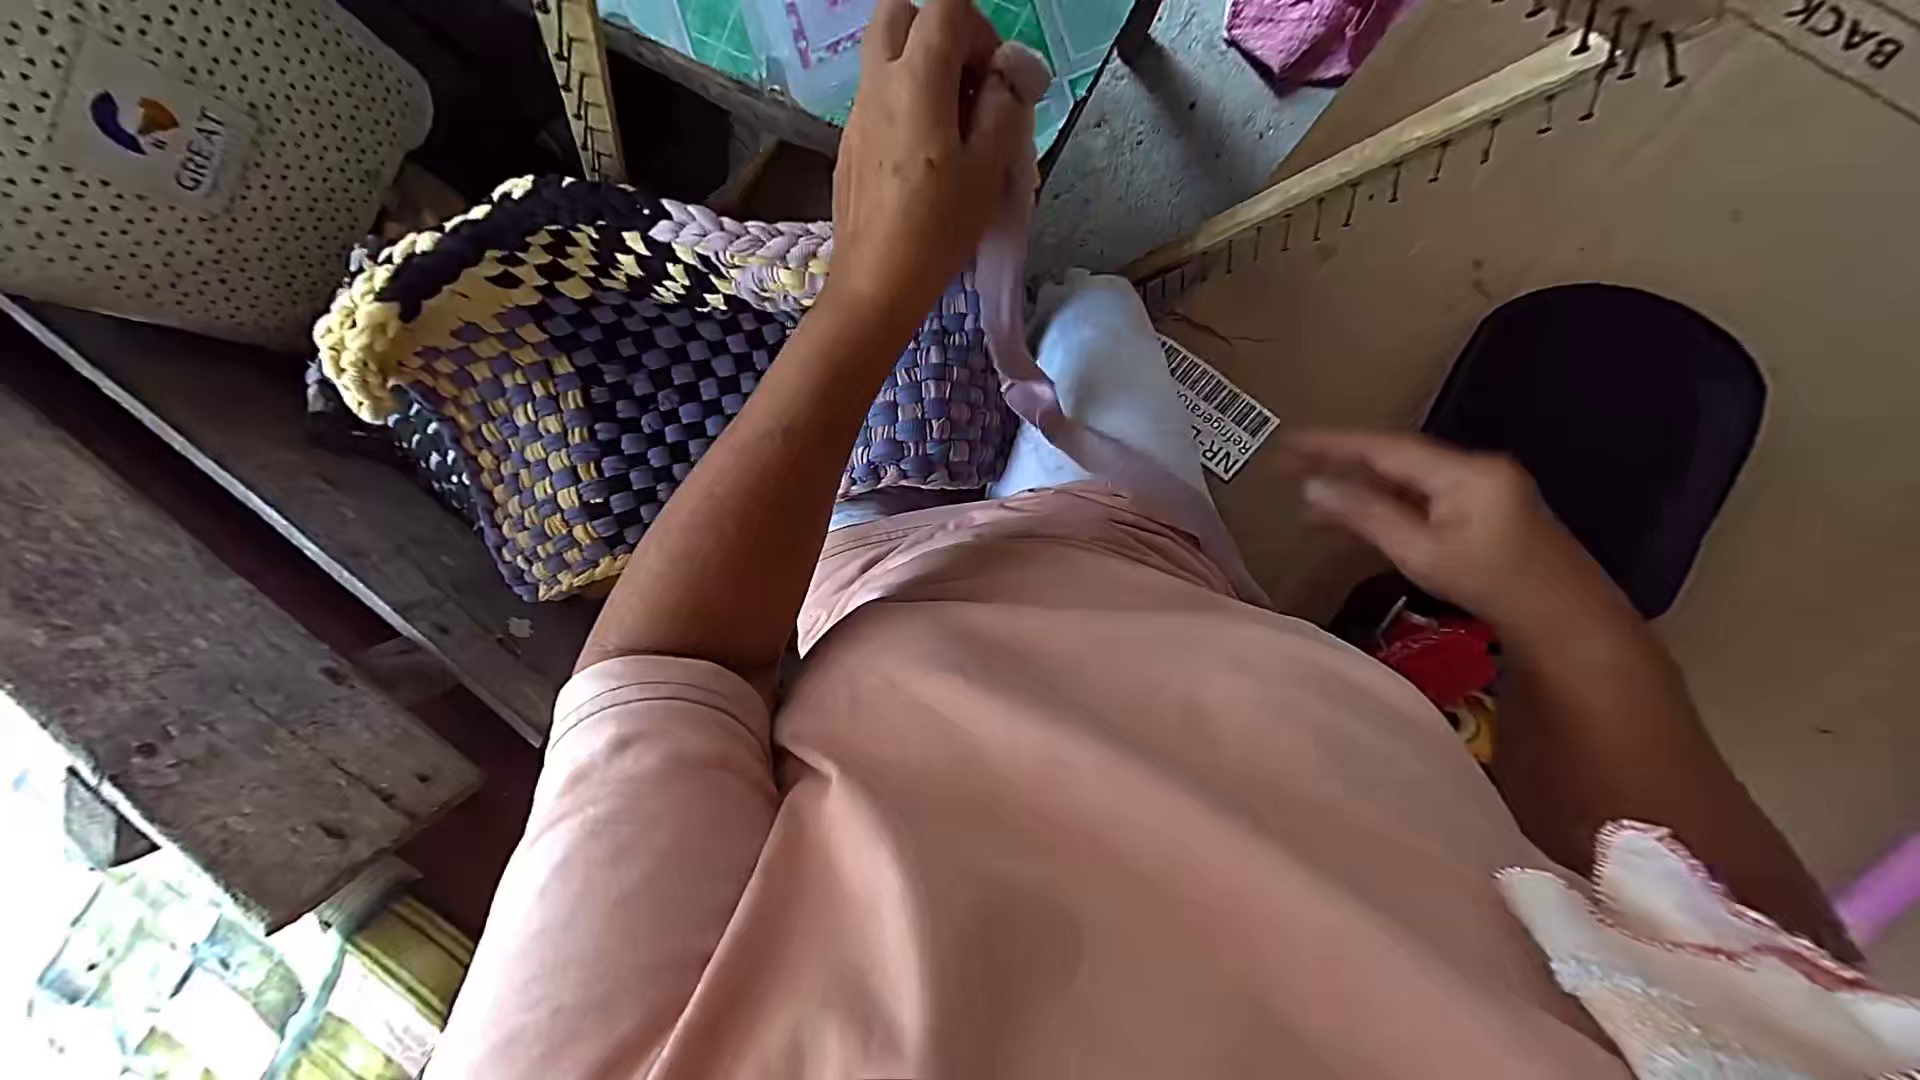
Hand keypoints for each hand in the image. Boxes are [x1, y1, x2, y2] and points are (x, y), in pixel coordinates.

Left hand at [827, 0, 1043, 325]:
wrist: (876, 285)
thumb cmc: (938, 230)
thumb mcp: (987, 170)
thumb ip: (1003, 107)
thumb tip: (1006, 75)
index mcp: (916, 79)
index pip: (948, 8)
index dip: (981, 33)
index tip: (995, 83)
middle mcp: (877, 84)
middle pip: (901, 14)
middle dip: (939, 34)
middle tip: (966, 87)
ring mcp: (855, 118)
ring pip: (884, 61)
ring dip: (919, 73)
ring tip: (947, 131)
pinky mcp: (847, 151)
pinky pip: (875, 105)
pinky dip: (901, 109)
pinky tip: (919, 164)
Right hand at [1281, 430, 1618, 629]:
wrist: (1563, 618)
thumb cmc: (1491, 585)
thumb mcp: (1418, 551)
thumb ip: (1364, 515)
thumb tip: (1314, 489)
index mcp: (1463, 473)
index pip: (1384, 448)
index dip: (1333, 443)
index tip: (1291, 441)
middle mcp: (1471, 469)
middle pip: (1390, 459)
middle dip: (1337, 461)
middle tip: (1287, 462)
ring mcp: (1475, 488)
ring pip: (1399, 480)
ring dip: (1354, 485)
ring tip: (1304, 490)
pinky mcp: (1474, 508)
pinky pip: (1415, 497)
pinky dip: (1379, 503)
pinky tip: (1344, 514)